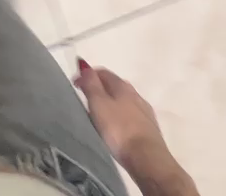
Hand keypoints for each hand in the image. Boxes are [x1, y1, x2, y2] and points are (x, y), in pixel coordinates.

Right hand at [74, 59, 179, 177]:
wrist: (148, 160)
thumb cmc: (119, 129)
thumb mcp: (98, 103)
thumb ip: (90, 83)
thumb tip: (84, 65)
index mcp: (122, 85)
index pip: (102, 72)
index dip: (87, 75)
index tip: (75, 86)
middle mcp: (136, 94)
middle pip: (114, 85)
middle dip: (100, 88)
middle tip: (86, 100)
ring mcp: (145, 112)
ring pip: (124, 101)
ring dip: (112, 104)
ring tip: (100, 116)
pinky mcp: (150, 130)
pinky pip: (132, 117)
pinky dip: (122, 117)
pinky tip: (118, 128)